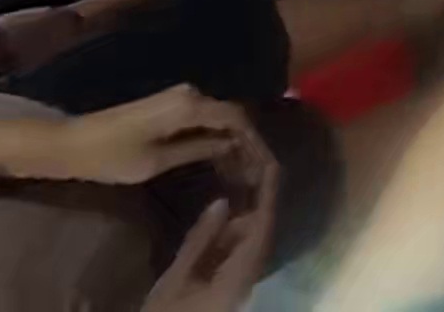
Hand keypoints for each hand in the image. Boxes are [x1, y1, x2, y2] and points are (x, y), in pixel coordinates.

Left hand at [11, 85, 263, 185]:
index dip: (250, 134)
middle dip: (241, 134)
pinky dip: (212, 129)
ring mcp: (180, 95)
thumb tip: (230, 145)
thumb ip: (197, 150)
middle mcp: (192, 93)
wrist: (66, 143)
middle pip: (228, 111)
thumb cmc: (109, 157)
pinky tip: (214, 147)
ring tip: (235, 157)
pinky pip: (202, 113)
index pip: (234, 115)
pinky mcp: (170, 101)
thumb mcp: (155, 162)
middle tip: (249, 160)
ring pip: (216, 112)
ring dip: (227, 132)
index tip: (260, 155)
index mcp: (191, 105)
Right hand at [140, 164, 277, 311]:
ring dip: (239, 205)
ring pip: (245, 233)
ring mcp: (238, 280)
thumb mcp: (174, 284)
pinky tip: (218, 209)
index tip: (269, 159)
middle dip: (252, 190)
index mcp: (244, 270)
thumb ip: (201, 241)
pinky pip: (233, 248)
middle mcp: (249, 272)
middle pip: (258, 221)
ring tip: (230, 171)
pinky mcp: (224, 286)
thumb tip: (223, 201)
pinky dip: (227, 227)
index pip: (264, 219)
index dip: (267, 188)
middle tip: (241, 157)